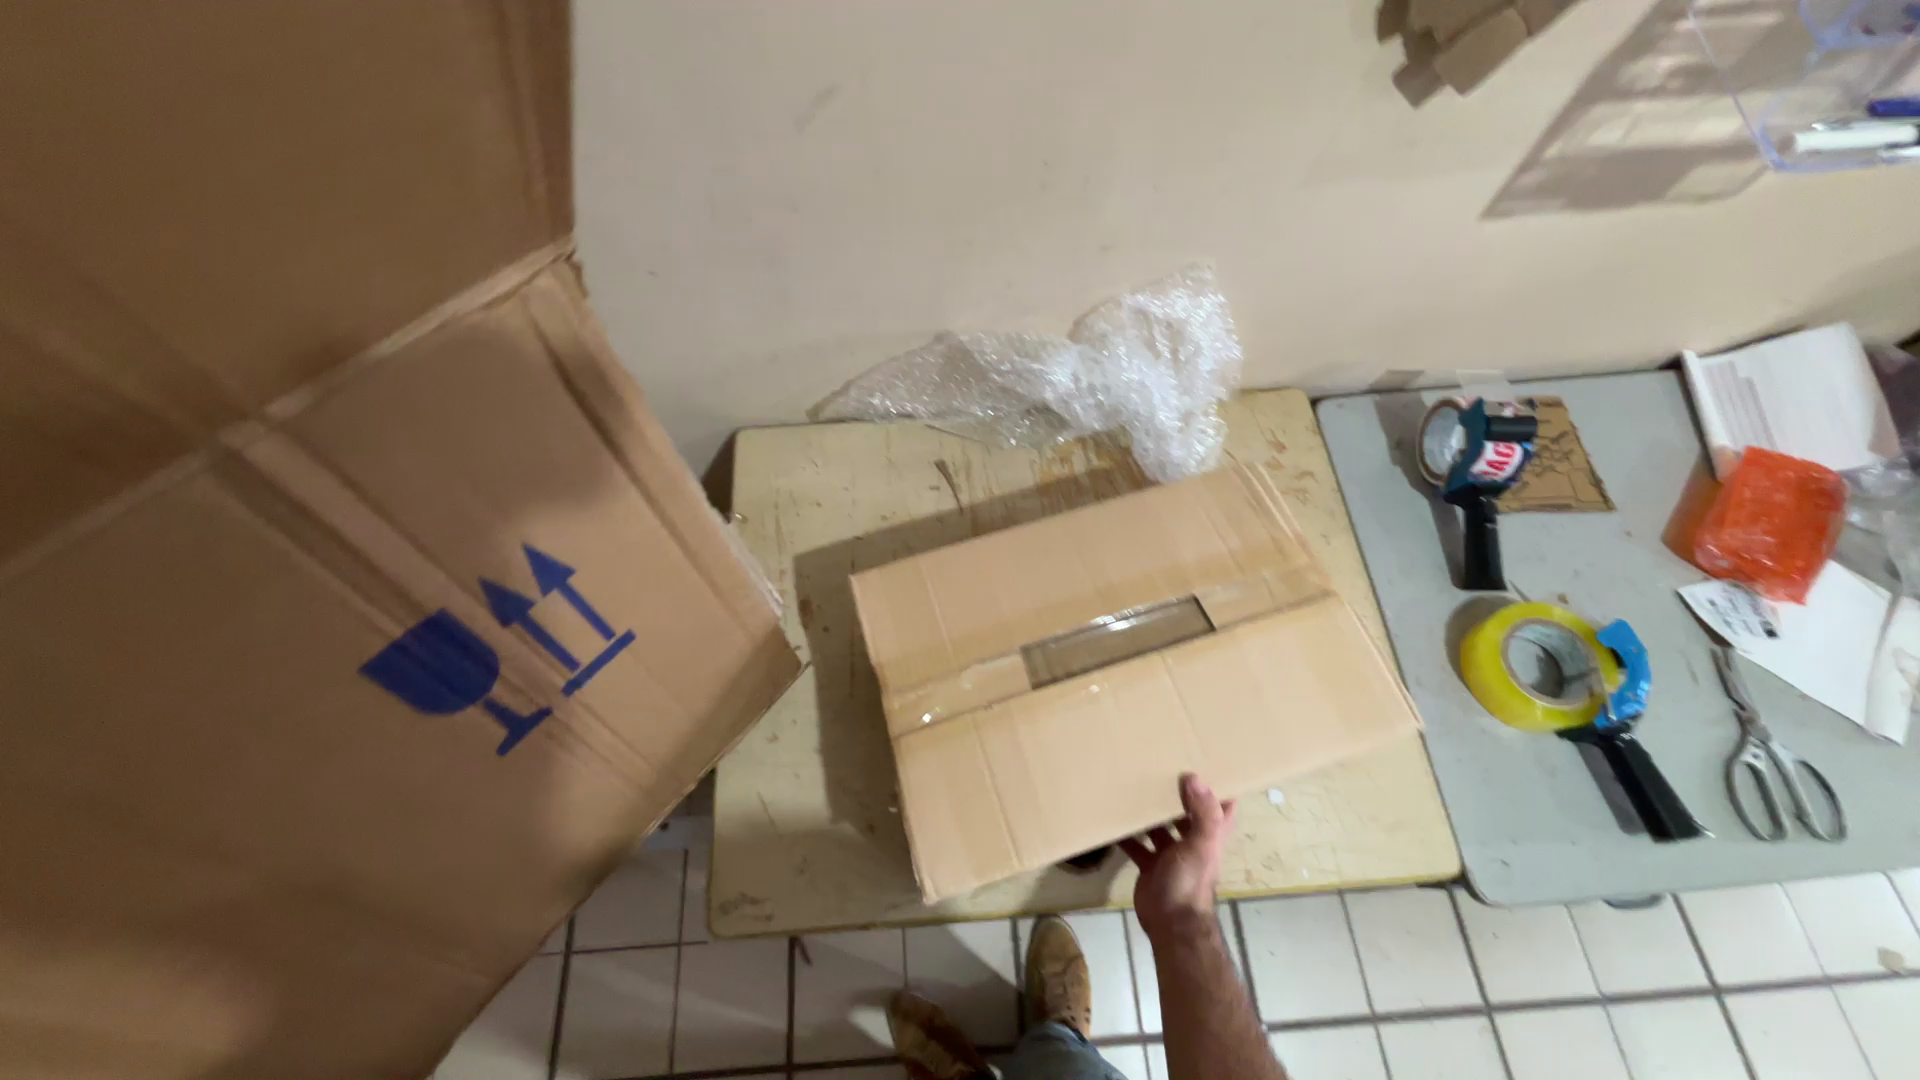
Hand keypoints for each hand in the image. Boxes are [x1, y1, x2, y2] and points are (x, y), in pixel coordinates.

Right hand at [1120, 773, 1235, 940]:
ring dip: (1149, 810)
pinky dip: (1126, 834)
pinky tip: (1112, 819)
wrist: (1171, 923)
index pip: (1223, 804)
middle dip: (1176, 791)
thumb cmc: (1190, 882)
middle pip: (1187, 810)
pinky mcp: (1150, 865)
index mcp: (1211, 833)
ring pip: (1160, 826)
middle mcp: (1193, 840)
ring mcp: (1171, 854)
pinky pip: (1137, 844)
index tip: (1205, 758)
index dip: (1219, 784)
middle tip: (1158, 764)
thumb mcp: (1201, 845)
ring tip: (1132, 785)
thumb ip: (1202, 812)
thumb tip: (1192, 776)